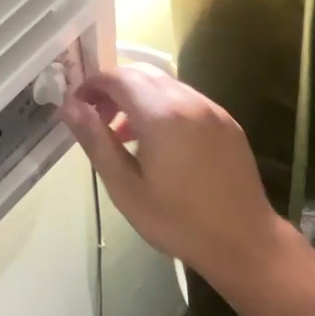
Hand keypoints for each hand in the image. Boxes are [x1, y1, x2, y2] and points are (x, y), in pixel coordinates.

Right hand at [59, 65, 286, 283]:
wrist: (244, 242)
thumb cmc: (177, 220)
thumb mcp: (124, 187)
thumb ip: (96, 141)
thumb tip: (70, 107)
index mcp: (161, 114)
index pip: (118, 77)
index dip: (92, 86)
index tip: (77, 108)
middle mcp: (189, 101)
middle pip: (142, 73)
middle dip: (114, 88)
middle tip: (96, 118)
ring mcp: (213, 110)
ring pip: (166, 84)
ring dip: (138, 97)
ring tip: (123, 134)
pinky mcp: (227, 123)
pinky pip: (187, 100)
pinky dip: (163, 107)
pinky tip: (158, 143)